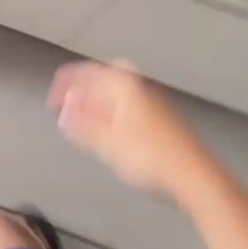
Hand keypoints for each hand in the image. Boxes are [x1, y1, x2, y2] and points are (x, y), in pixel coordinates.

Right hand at [49, 60, 216, 202]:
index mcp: (122, 83)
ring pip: (119, 88)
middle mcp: (138, 84)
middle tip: (70, 100)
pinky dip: (114, 107)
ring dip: (99, 97)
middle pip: (106, 74)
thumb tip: (63, 112)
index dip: (66, 83)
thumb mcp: (107, 142)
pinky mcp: (162, 116)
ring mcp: (153, 99)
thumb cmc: (148, 156)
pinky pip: (130, 100)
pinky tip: (111, 127)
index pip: (87, 72)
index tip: (52, 99)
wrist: (195, 176)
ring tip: (86, 115)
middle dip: (86, 85)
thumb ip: (83, 125)